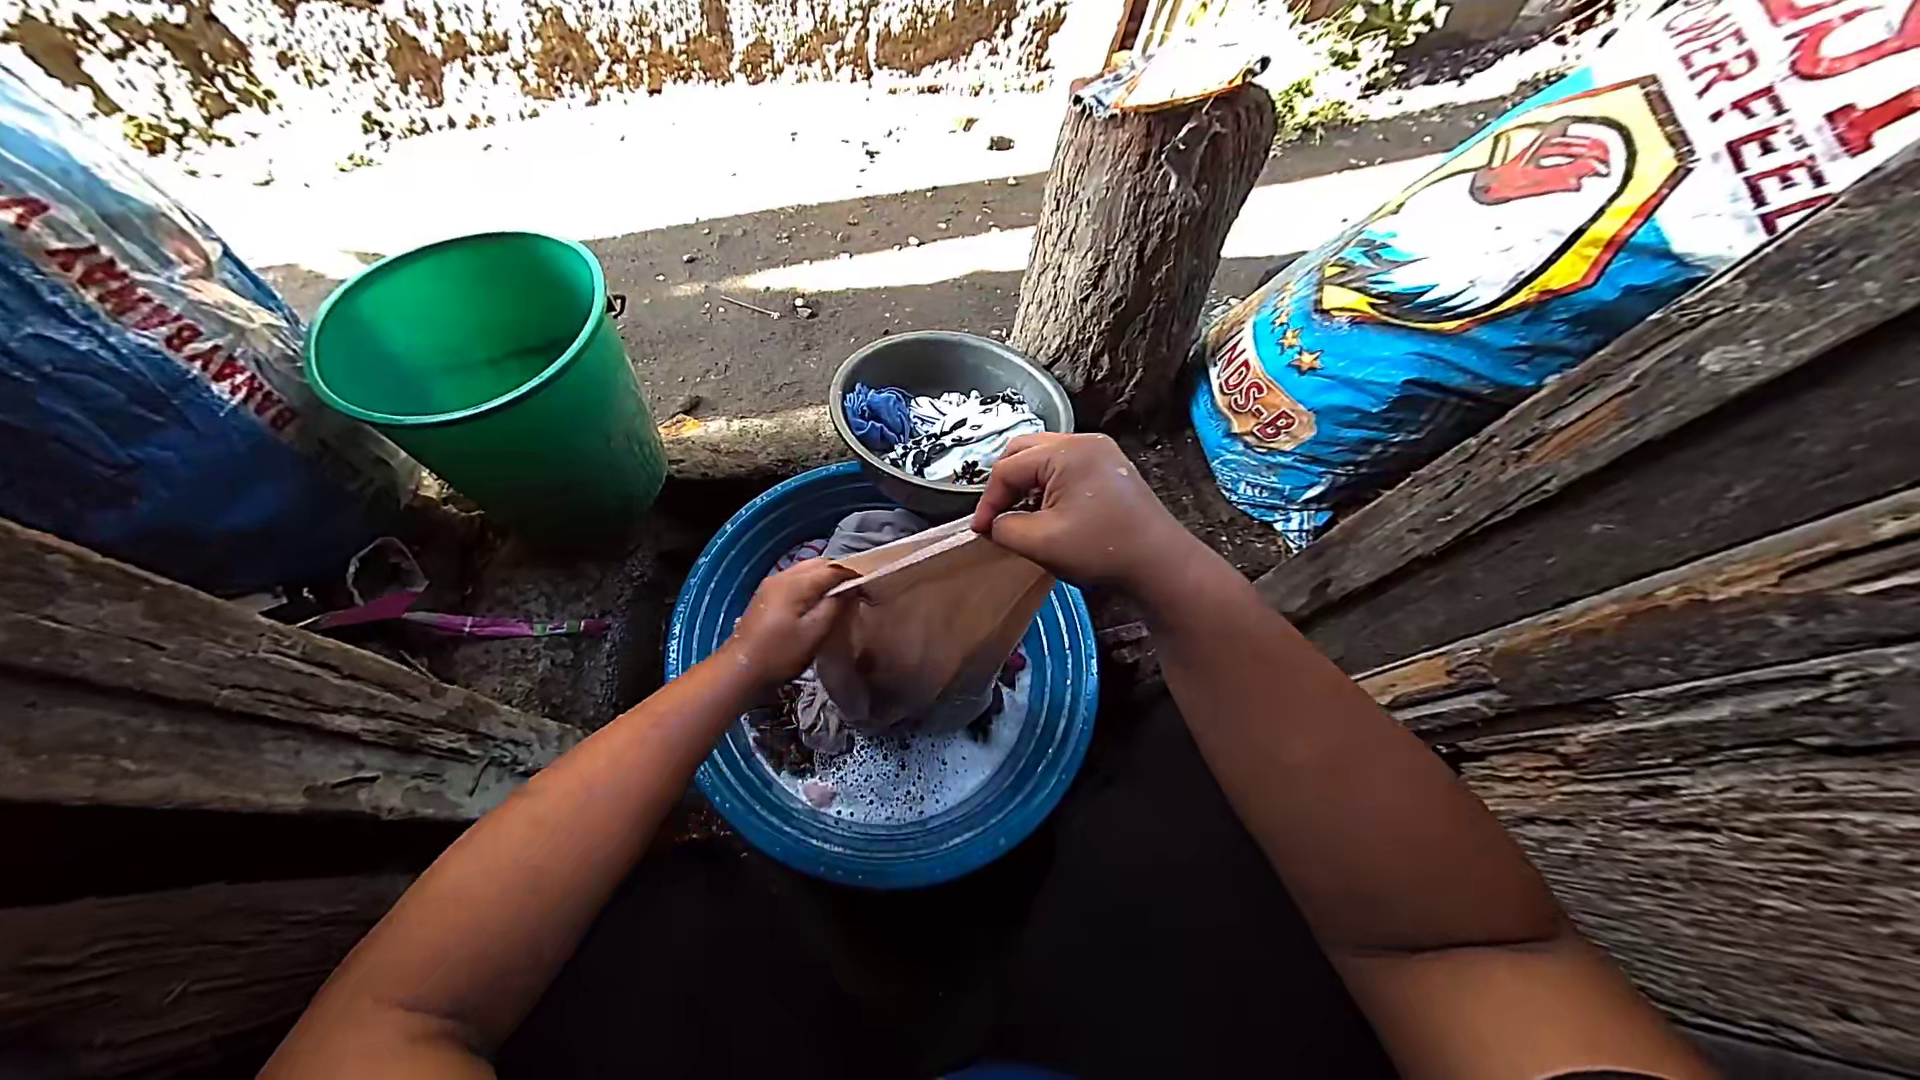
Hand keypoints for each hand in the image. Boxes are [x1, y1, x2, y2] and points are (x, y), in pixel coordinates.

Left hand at [717, 559, 854, 688]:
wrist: (739, 670)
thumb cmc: (779, 654)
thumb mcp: (814, 633)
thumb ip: (835, 606)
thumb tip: (852, 588)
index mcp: (796, 583)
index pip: (833, 568)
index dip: (854, 574)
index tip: (870, 586)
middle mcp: (783, 576)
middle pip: (819, 564)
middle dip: (840, 573)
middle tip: (858, 590)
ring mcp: (772, 584)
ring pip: (807, 570)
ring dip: (826, 578)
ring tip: (841, 596)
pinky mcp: (767, 595)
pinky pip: (796, 580)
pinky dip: (812, 585)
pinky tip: (819, 601)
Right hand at [970, 433, 1203, 594]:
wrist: (1160, 564)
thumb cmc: (1103, 550)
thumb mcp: (1041, 542)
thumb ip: (1005, 528)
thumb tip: (994, 525)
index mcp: (1066, 451)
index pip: (1008, 468)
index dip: (988, 500)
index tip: (981, 530)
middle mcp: (1084, 441)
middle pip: (1023, 452)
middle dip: (1005, 485)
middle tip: (996, 517)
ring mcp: (1100, 453)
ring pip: (1043, 459)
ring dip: (1025, 485)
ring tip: (1020, 517)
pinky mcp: (1109, 468)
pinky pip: (1065, 467)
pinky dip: (1047, 486)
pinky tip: (1047, 514)